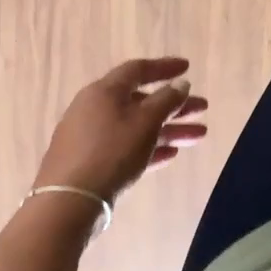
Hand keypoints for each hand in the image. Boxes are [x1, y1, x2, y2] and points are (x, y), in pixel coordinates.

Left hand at [32, 57, 208, 200]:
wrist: (67, 204)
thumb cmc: (112, 151)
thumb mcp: (147, 120)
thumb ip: (168, 99)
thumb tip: (180, 85)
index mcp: (104, 92)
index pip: (138, 69)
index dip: (165, 66)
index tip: (188, 68)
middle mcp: (93, 110)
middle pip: (141, 101)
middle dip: (175, 105)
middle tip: (202, 108)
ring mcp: (88, 138)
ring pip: (136, 126)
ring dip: (168, 129)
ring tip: (197, 136)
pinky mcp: (87, 163)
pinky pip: (125, 148)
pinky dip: (148, 147)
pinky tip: (170, 155)